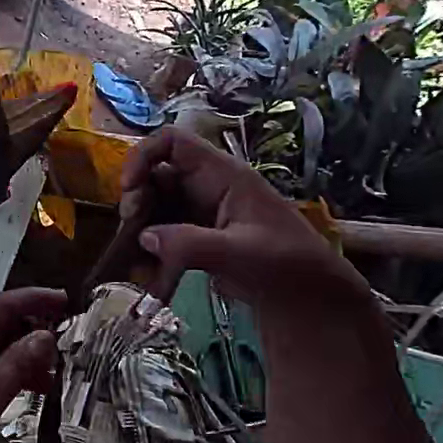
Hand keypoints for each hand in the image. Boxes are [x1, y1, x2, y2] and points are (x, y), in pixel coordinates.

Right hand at [121, 127, 376, 313]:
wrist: (313, 300)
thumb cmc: (287, 265)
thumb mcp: (240, 253)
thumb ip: (190, 244)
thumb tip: (144, 237)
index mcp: (221, 176)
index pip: (172, 142)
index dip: (143, 156)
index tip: (128, 189)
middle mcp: (206, 187)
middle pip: (156, 175)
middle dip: (138, 200)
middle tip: (131, 229)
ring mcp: (201, 213)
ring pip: (156, 207)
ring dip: (141, 231)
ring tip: (137, 263)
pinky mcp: (199, 237)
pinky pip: (165, 234)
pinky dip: (153, 253)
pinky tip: (152, 279)